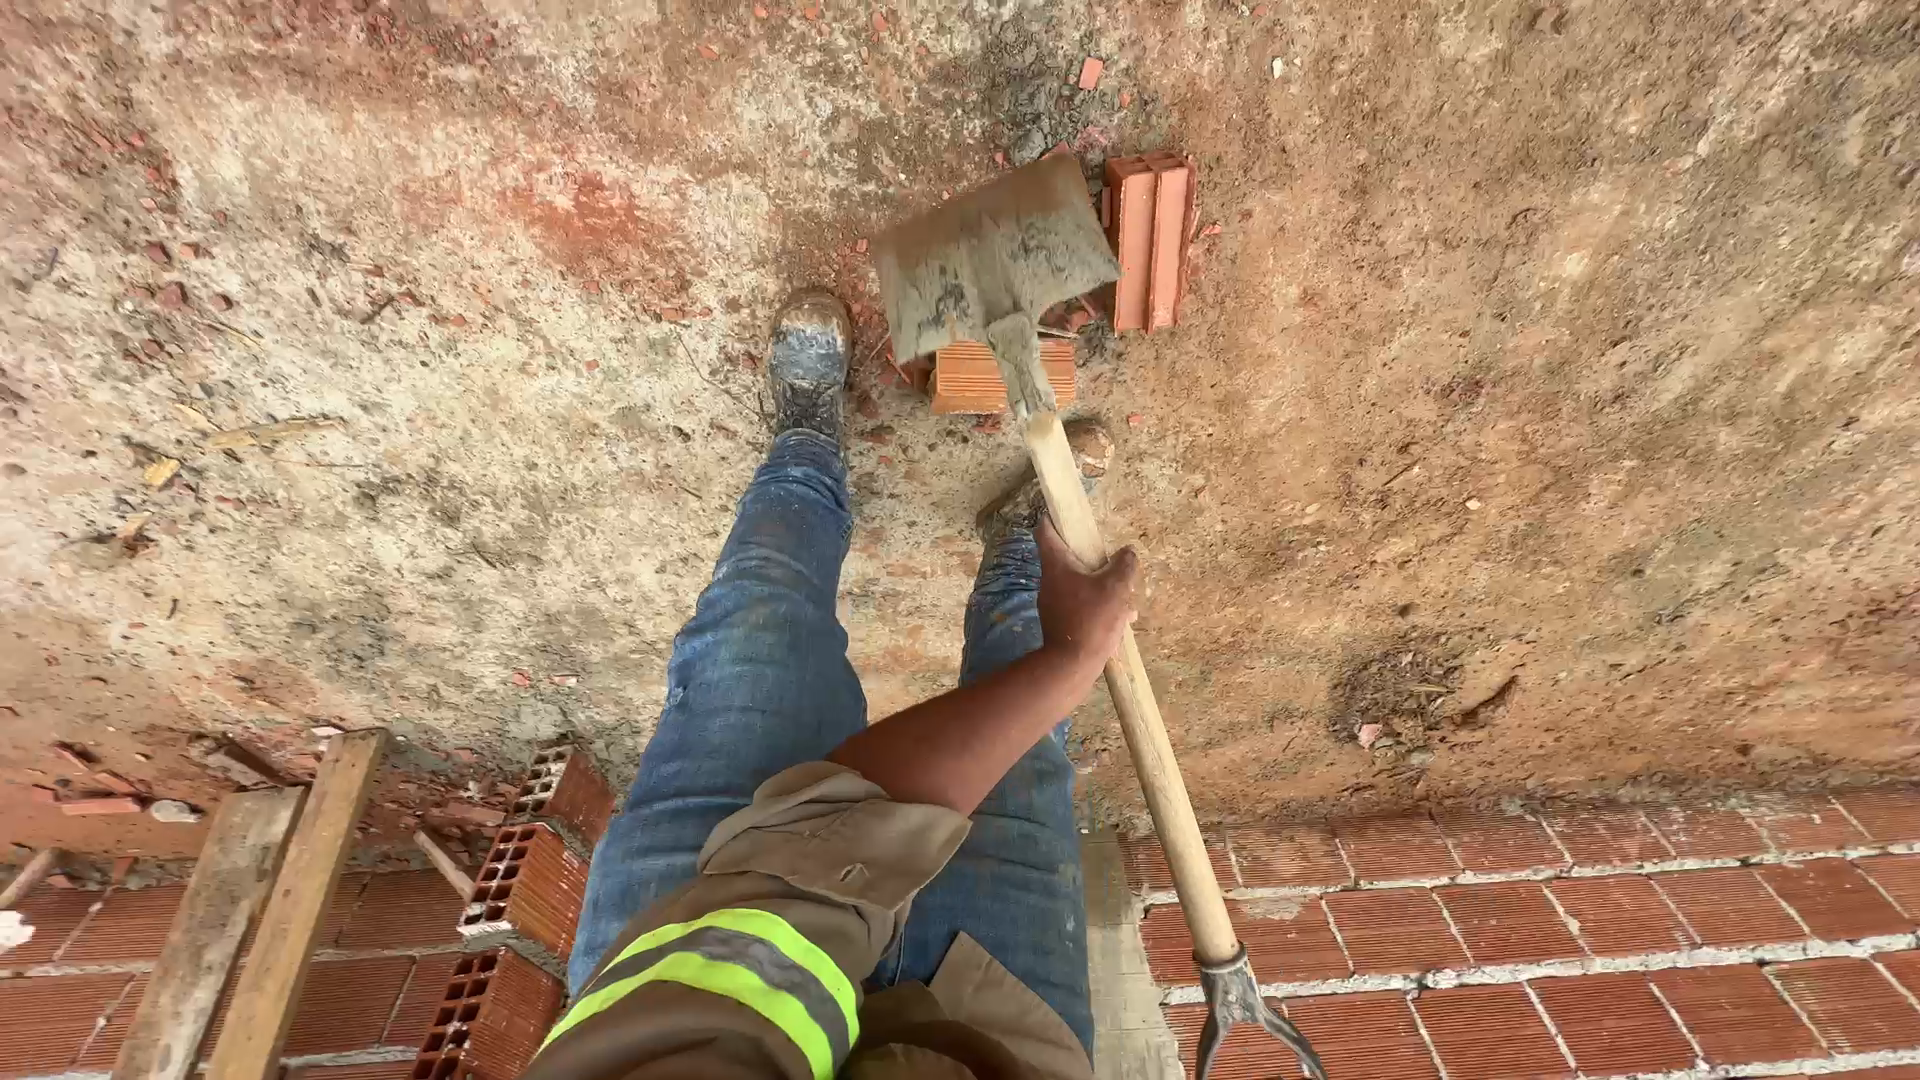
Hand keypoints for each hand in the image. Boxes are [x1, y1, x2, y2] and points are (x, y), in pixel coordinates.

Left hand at [1037, 516, 1138, 670]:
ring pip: (1079, 583)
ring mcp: (1052, 602)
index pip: (1045, 530)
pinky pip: (1081, 604)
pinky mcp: (1059, 621)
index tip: (1066, 513)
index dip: (1053, 517)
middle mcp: (1049, 581)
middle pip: (1068, 557)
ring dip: (1101, 585)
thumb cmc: (1091, 620)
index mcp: (1056, 565)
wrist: (1071, 665)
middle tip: (1112, 561)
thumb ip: (1124, 565)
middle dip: (1092, 558)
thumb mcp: (1116, 587)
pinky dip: (1099, 605)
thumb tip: (1127, 552)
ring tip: (1126, 597)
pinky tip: (1122, 618)